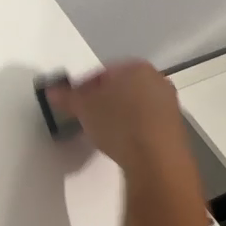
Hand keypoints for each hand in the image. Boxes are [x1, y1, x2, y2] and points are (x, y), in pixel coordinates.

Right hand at [46, 61, 189, 171]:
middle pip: (119, 86)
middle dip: (101, 100)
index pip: (100, 73)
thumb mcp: (83, 109)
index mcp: (134, 67)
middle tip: (85, 116)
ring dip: (117, 113)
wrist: (155, 158)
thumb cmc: (117, 124)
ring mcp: (168, 101)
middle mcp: (156, 78)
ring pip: (133, 103)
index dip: (81, 88)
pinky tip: (121, 140)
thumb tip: (51, 91)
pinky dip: (132, 125)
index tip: (71, 104)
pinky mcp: (174, 123)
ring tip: (102, 131)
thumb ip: (65, 97)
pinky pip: (145, 119)